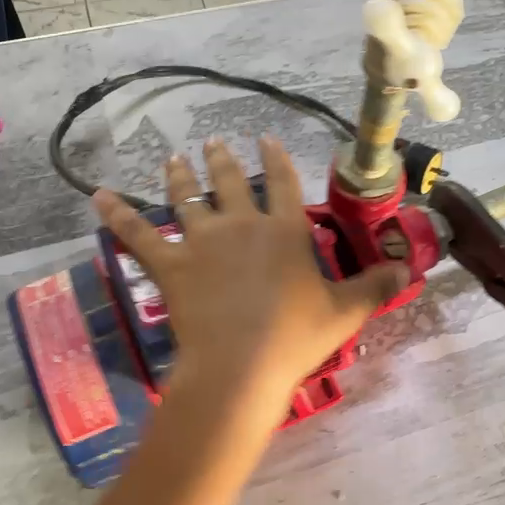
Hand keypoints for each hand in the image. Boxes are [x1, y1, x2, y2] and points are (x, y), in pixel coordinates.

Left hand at [92, 136, 408, 430]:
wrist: (241, 365)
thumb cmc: (296, 337)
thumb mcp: (345, 311)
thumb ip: (375, 286)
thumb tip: (408, 267)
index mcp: (285, 231)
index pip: (284, 183)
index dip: (277, 158)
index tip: (267, 139)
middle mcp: (242, 224)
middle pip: (232, 182)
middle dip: (223, 159)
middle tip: (212, 143)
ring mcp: (202, 241)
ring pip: (187, 197)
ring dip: (180, 176)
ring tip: (174, 158)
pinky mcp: (169, 265)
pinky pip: (137, 233)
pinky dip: (116, 213)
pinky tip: (96, 195)